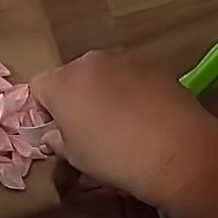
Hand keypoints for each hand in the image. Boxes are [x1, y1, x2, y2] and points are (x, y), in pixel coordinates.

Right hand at [31, 51, 217, 217]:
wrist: (179, 152)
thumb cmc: (113, 156)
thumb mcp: (75, 157)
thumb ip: (57, 140)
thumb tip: (54, 134)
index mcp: (60, 82)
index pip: (39, 86)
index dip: (46, 108)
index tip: (59, 130)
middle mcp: (88, 62)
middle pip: (72, 76)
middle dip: (77, 97)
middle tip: (90, 128)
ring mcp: (124, 60)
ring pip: (104, 75)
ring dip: (106, 92)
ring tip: (123, 123)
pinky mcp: (155, 65)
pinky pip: (133, 77)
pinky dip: (134, 92)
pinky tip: (147, 118)